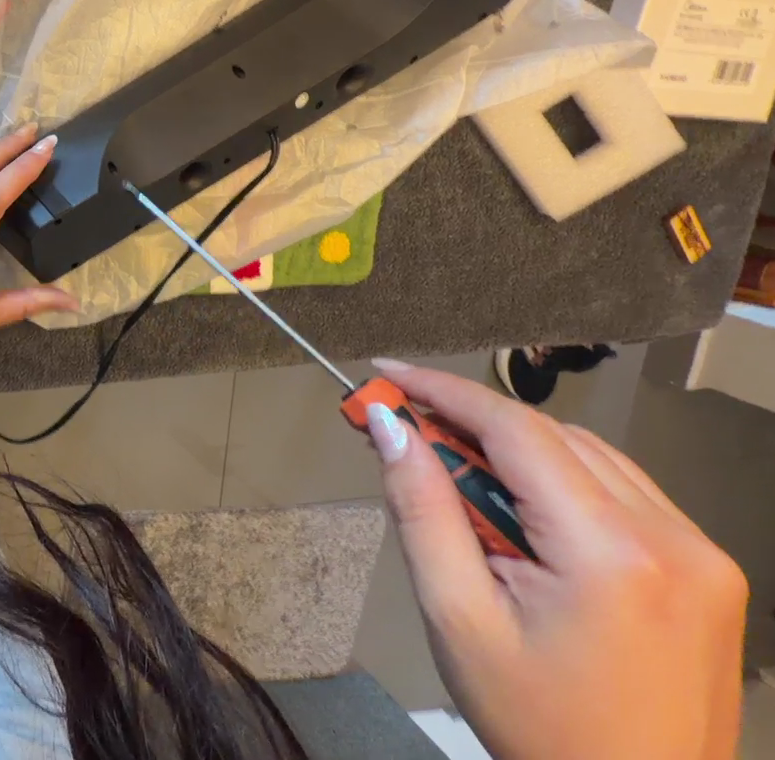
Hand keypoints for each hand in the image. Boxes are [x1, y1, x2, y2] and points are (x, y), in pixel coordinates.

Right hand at [366, 360, 746, 759]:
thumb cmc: (536, 716)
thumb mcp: (456, 612)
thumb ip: (421, 508)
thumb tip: (390, 428)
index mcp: (611, 553)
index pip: (516, 431)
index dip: (443, 390)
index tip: (384, 374)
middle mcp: (674, 540)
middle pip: (552, 436)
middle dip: (469, 420)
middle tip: (397, 425)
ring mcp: (701, 554)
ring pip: (588, 456)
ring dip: (510, 448)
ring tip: (446, 471)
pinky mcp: (706, 570)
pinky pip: (617, 490)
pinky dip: (553, 478)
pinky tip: (511, 507)